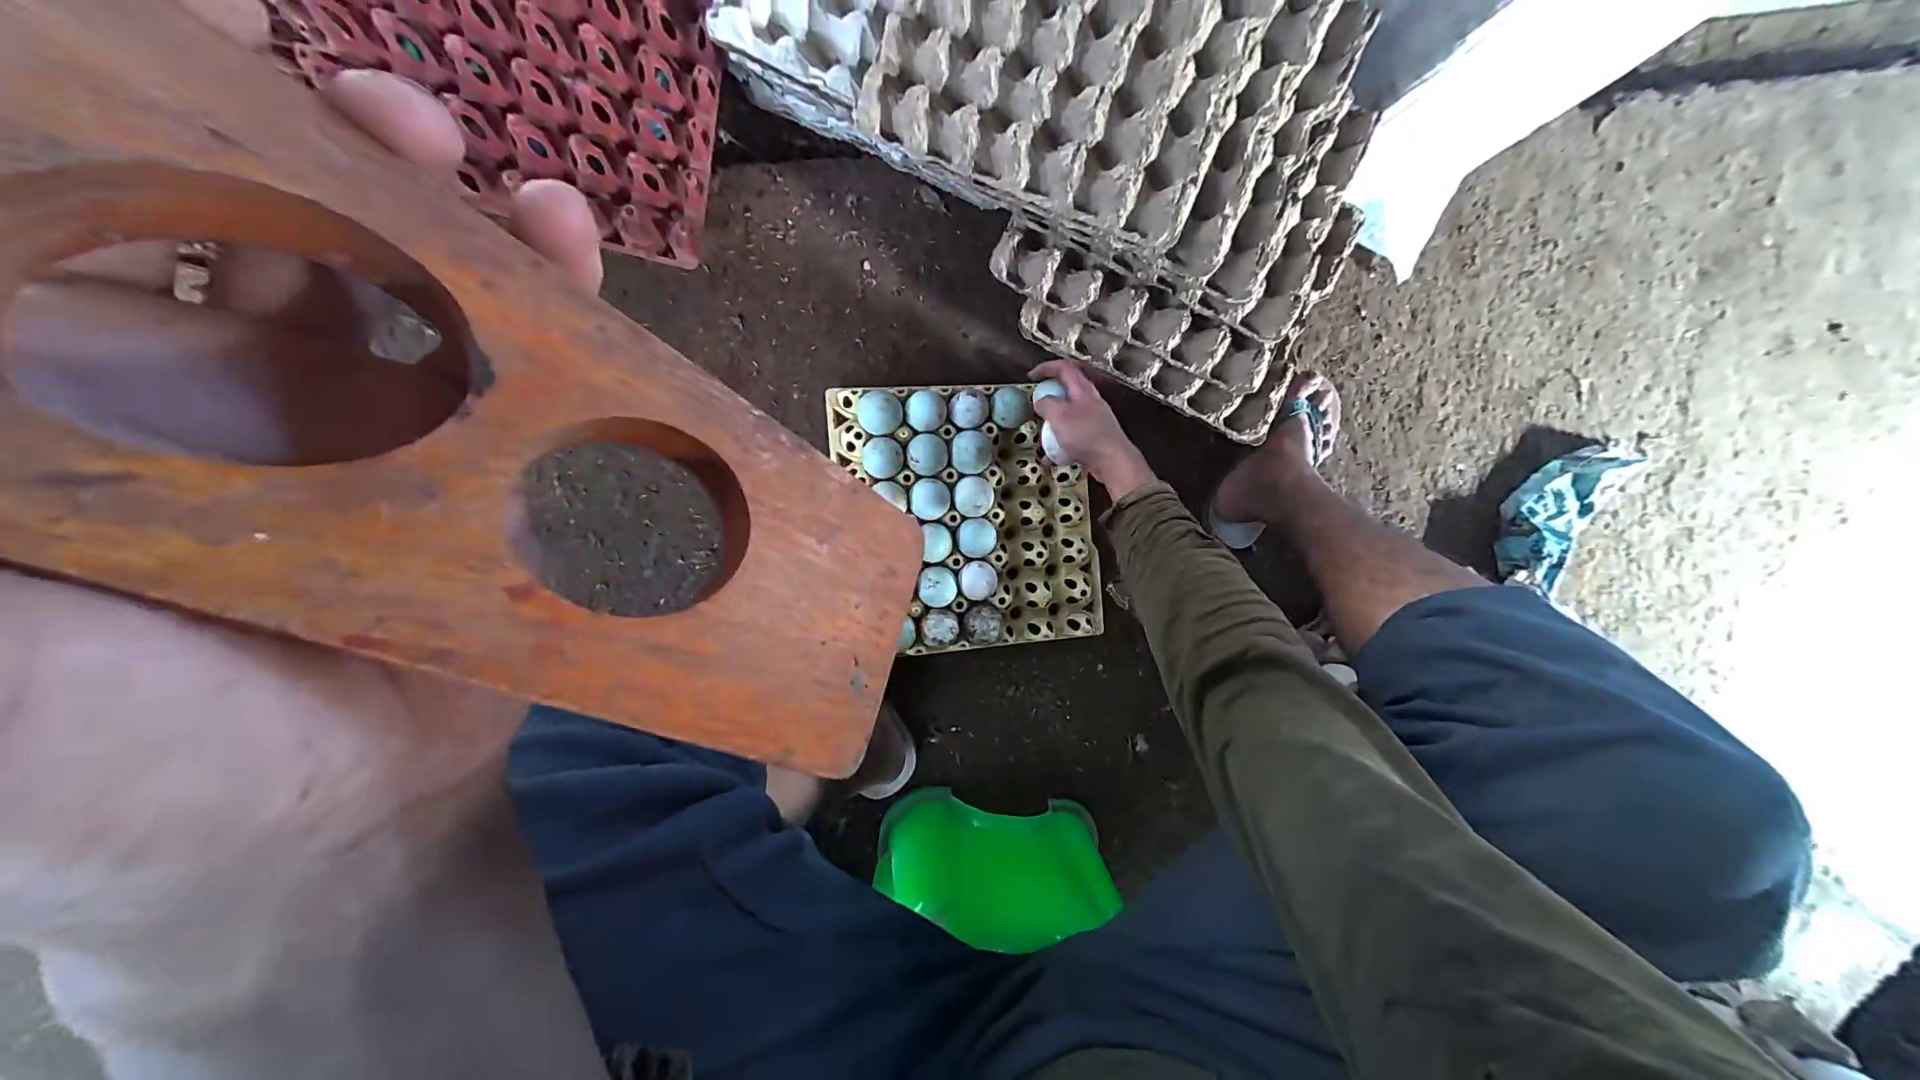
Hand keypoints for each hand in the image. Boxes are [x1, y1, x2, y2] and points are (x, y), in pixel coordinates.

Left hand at [0, 5, 605, 1072]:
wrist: (326, 827)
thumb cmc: (110, 750)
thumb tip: (4, 310)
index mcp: (119, 382)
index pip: (133, 205)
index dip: (168, 111)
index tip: (214, 42)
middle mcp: (269, 385)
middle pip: (319, 233)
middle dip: (358, 158)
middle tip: (403, 120)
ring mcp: (410, 432)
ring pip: (449, 296)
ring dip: (486, 230)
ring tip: (529, 197)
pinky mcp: (508, 479)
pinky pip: (544, 383)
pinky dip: (570, 320)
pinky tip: (578, 262)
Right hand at [1030, 358, 1156, 499]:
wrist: (1113, 461)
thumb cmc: (1086, 435)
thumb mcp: (1059, 415)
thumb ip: (1046, 404)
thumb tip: (1040, 401)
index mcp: (1082, 390)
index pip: (1064, 368)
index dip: (1046, 368)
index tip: (1032, 376)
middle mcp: (1090, 401)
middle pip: (1067, 390)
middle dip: (1049, 396)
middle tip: (1037, 405)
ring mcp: (1094, 419)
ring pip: (1069, 414)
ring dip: (1054, 421)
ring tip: (1043, 433)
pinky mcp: (1094, 437)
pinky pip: (1072, 435)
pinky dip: (1060, 442)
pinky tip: (1052, 456)